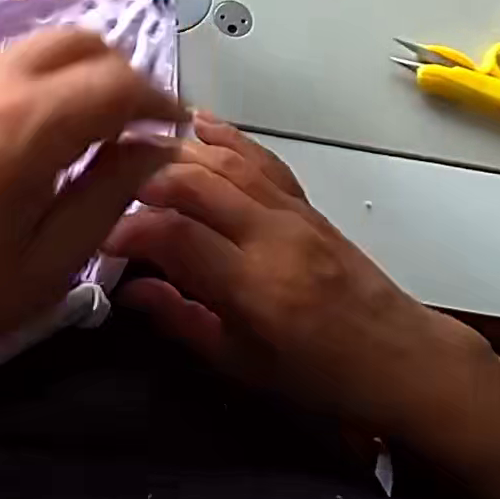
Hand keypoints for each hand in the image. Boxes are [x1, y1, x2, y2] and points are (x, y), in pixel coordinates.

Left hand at [0, 29, 185, 369]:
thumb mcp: (48, 261)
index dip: (158, 103)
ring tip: (97, 129)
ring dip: (84, 72)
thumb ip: (110, 192)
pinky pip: (11, 62)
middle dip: (124, 76)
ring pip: (45, 45)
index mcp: (30, 121)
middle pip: (83, 43)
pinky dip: (46, 77)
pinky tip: (45, 129)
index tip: (173, 134)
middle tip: (137, 129)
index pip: (119, 82)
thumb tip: (152, 149)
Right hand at [106, 113, 493, 435]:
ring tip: (131, 146)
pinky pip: (260, 158)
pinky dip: (225, 136)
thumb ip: (180, 319)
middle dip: (140, 176)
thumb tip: (127, 289)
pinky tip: (196, 123)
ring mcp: (290, 212)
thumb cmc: (317, 375)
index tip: (99, 235)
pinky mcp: (303, 202)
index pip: (176, 235)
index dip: (129, 228)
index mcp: (254, 287)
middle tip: (102, 180)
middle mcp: (271, 237)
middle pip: (195, 184)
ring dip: (173, 150)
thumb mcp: (241, 363)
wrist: (400, 357)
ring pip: (223, 163)